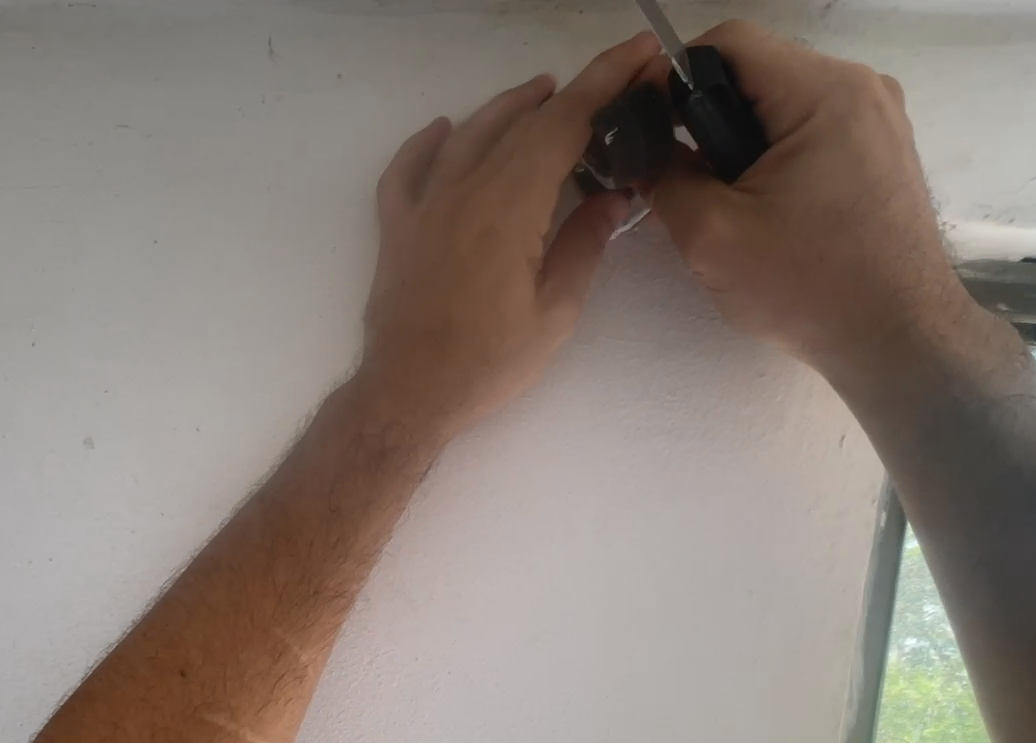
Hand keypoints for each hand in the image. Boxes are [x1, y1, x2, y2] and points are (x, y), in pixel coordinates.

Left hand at [353, 33, 661, 442]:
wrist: (409, 393)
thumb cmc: (486, 363)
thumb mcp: (554, 313)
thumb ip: (584, 246)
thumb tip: (612, 197)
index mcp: (511, 205)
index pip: (565, 123)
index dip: (606, 82)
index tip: (639, 55)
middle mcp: (464, 191)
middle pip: (519, 124)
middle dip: (568, 94)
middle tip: (604, 86)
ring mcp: (423, 209)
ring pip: (466, 136)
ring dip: (506, 108)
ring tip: (539, 95)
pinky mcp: (396, 232)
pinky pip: (404, 172)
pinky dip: (424, 145)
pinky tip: (442, 130)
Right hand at [643, 22, 988, 395]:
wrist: (891, 333)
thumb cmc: (803, 283)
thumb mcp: (710, 235)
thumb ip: (665, 181)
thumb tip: (642, 153)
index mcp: (822, 92)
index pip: (729, 43)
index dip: (669, 76)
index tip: (640, 126)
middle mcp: (858, 87)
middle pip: (753, 73)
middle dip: (698, 119)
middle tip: (666, 176)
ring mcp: (873, 118)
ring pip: (776, 106)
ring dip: (729, 144)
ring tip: (707, 201)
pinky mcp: (874, 150)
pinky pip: (802, 132)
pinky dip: (762, 158)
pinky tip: (748, 207)